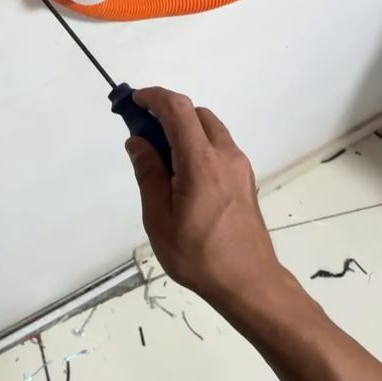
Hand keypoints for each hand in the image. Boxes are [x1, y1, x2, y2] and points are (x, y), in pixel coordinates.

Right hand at [126, 87, 296, 309]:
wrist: (249, 282)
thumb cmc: (198, 255)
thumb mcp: (159, 219)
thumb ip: (148, 174)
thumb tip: (138, 142)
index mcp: (201, 163)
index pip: (178, 110)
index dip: (153, 97)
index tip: (132, 101)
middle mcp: (225, 156)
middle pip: (196, 114)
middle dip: (166, 114)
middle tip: (141, 135)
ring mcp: (240, 167)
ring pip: (209, 129)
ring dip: (183, 130)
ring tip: (160, 160)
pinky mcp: (245, 180)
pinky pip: (218, 148)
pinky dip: (197, 146)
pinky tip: (181, 176)